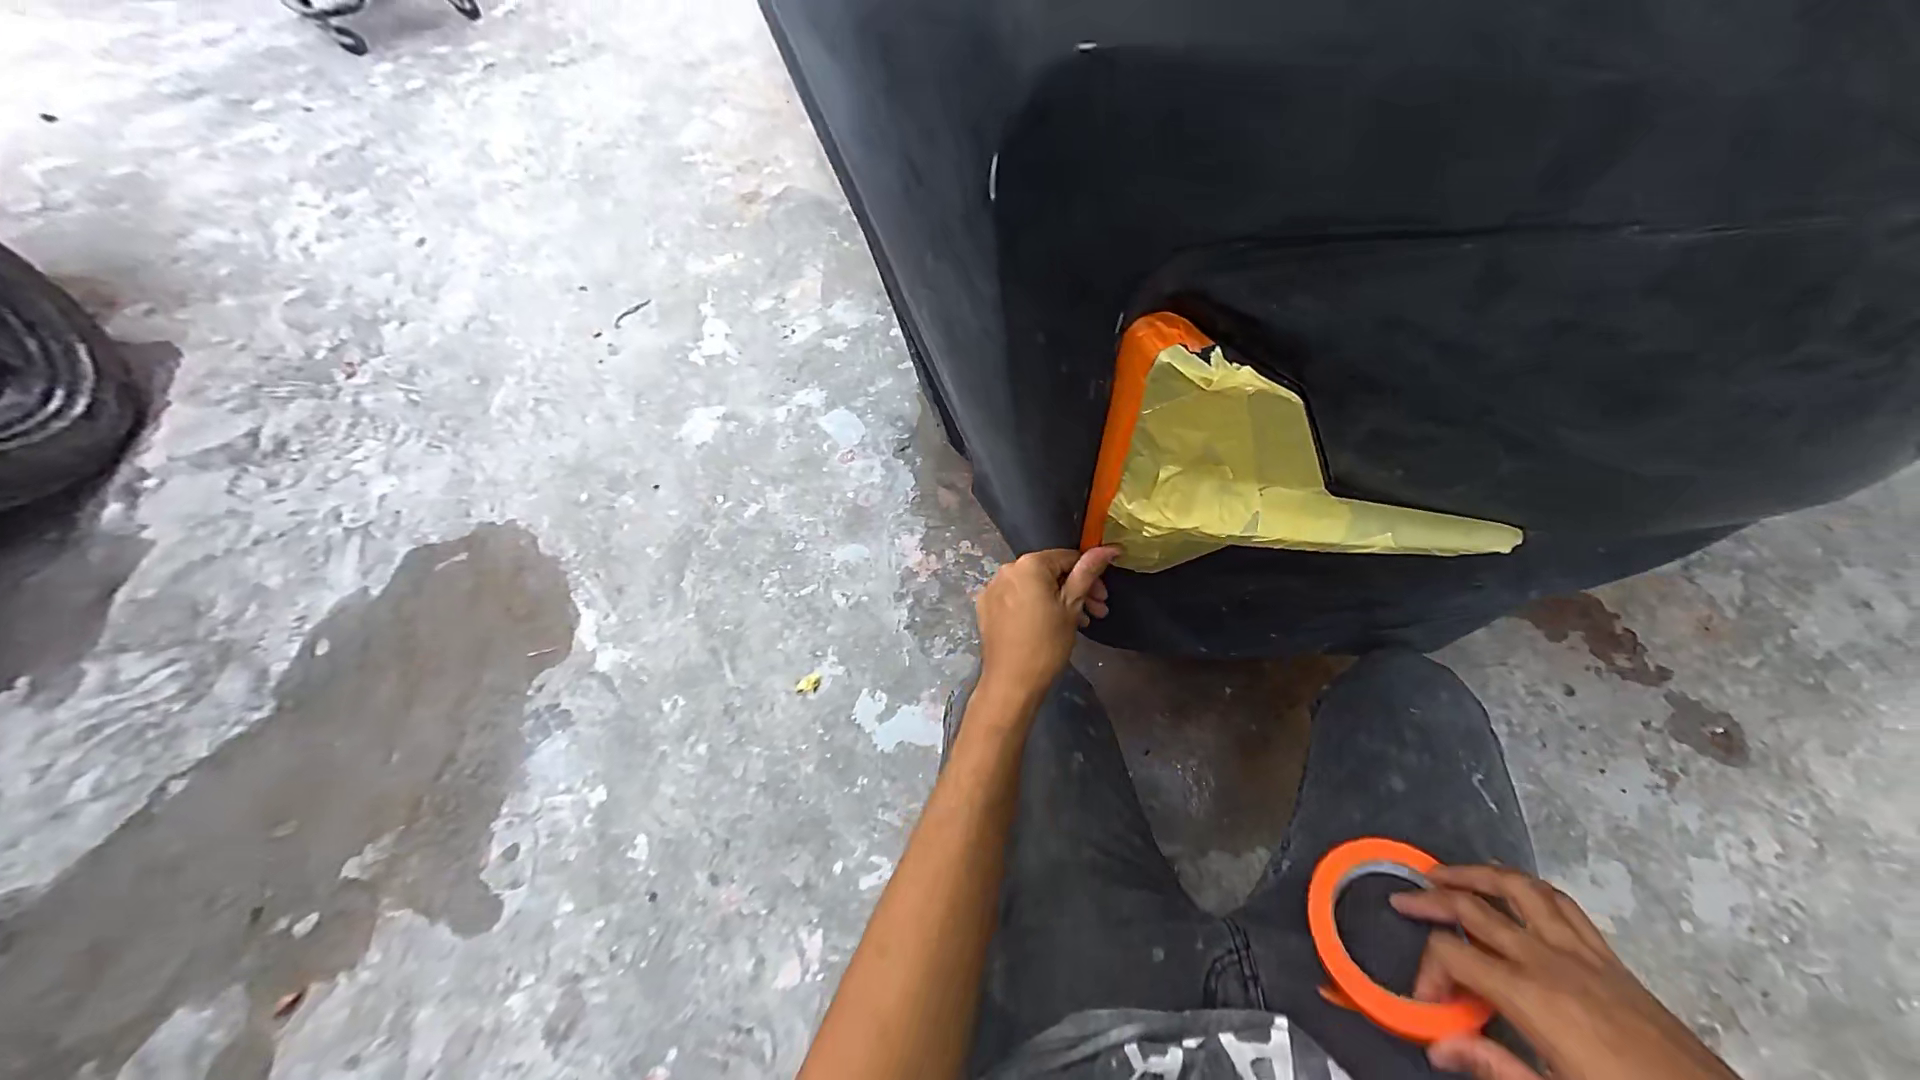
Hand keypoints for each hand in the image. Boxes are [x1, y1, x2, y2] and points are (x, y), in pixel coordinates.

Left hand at [974, 547, 1119, 703]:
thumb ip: (1088, 573)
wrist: (1011, 682)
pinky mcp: (986, 606)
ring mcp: (992, 588)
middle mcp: (1006, 569)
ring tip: (1079, 623)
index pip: (1067, 557)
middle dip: (1076, 589)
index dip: (1090, 574)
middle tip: (1097, 611)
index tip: (1103, 596)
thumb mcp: (1072, 606)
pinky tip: (1049, 625)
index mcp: (1029, 564)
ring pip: (1033, 585)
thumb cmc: (1047, 643)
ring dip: (1057, 599)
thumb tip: (1108, 548)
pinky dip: (1035, 605)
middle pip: (1049, 571)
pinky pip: (1017, 597)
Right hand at [1390, 865, 1742, 1079]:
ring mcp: (1582, 953)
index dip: (1427, 970)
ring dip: (1475, 874)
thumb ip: (1494, 1065)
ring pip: (1517, 888)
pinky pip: (1561, 903)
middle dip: (1430, 899)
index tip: (1428, 999)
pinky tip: (1511, 889)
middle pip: (1473, 907)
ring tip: (1446, 873)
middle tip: (1403, 900)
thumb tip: (1437, 1047)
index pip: (1451, 955)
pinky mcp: (1610, 958)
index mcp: (1529, 995)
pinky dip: (1527, 885)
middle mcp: (1549, 960)